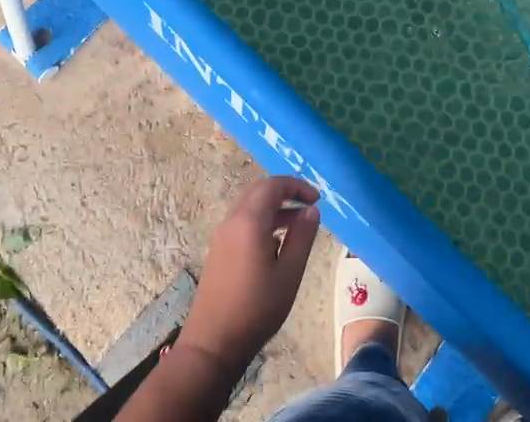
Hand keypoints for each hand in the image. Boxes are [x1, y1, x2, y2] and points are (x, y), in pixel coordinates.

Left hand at [179, 175, 322, 372]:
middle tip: (308, 206)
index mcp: (249, 222)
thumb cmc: (257, 308)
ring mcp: (221, 237)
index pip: (273, 185)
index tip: (317, 199)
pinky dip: (262, 222)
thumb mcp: (289, 273)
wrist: (213, 343)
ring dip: (274, 208)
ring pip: (249, 208)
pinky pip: (242, 223)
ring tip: (298, 226)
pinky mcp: (218, 252)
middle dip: (285, 193)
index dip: (297, 186)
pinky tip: (276, 245)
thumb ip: (302, 237)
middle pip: (258, 192)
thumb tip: (311, 210)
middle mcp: (231, 222)